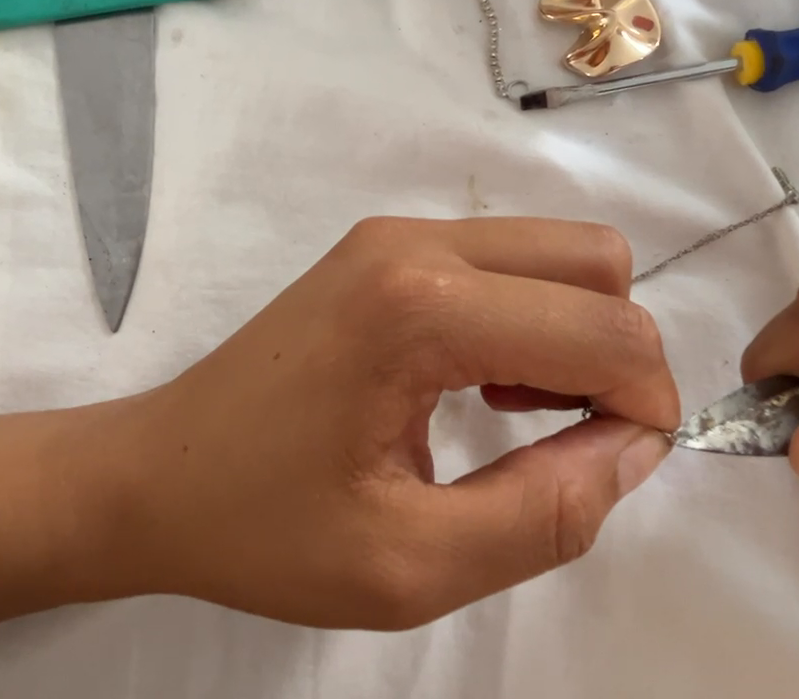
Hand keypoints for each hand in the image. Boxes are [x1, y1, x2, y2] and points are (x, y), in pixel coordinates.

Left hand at [106, 217, 678, 629]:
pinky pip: (505, 259)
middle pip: (595, 263)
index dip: (643, 408)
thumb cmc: (265, 529)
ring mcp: (396, 233)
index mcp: (421, 309)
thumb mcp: (412, 565)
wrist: (155, 473)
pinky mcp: (383, 246)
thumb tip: (635, 448)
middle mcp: (417, 243)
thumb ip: (546, 514)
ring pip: (556, 252)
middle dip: (614, 356)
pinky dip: (527, 315)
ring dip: (571, 332)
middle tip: (564, 438)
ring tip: (514, 413)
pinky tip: (481, 381)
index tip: (610, 471)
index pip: (606, 332)